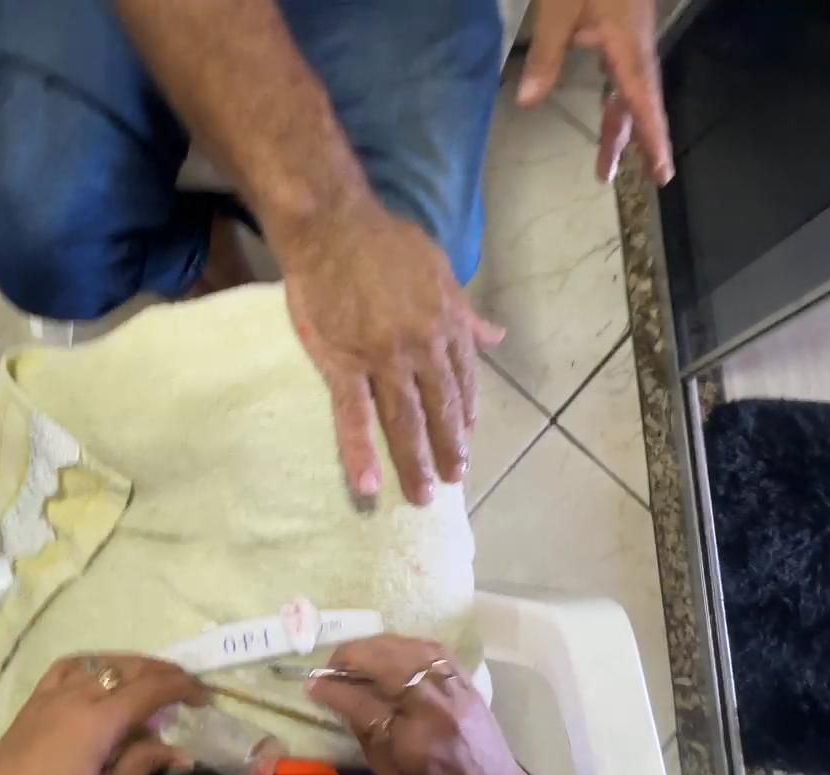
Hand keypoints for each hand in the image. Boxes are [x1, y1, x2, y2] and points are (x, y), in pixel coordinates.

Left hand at [0, 654, 205, 774]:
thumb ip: (144, 765)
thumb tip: (182, 751)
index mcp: (99, 720)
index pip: (152, 689)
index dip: (183, 687)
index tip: (204, 696)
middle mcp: (77, 696)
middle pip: (130, 669)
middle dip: (164, 673)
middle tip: (187, 687)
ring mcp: (52, 693)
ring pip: (102, 663)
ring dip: (133, 665)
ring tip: (152, 678)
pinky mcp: (34, 700)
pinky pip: (69, 667)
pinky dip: (95, 663)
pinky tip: (103, 675)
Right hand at [278, 204, 504, 505]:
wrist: (333, 225)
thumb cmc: (385, 243)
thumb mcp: (440, 270)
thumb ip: (465, 313)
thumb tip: (496, 338)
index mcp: (448, 324)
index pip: (463, 382)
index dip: (465, 416)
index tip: (465, 440)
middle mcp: (424, 347)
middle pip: (441, 409)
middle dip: (450, 448)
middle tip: (452, 481)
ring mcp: (384, 359)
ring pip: (405, 420)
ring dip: (415, 462)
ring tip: (422, 495)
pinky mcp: (344, 364)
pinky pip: (354, 416)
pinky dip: (361, 451)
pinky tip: (368, 483)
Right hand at [304, 635, 545, 774]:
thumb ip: (365, 734)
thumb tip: (338, 699)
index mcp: (414, 741)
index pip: (361, 701)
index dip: (332, 689)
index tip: (311, 685)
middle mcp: (435, 707)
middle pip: (385, 662)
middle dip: (350, 657)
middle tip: (330, 666)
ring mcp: (454, 689)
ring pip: (406, 647)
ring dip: (373, 646)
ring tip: (354, 656)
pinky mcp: (465, 681)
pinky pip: (429, 648)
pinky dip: (402, 644)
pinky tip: (387, 652)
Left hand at [516, 0, 673, 185]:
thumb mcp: (558, 6)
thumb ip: (545, 53)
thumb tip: (528, 102)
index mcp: (626, 42)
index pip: (642, 101)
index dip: (652, 137)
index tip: (661, 171)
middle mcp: (633, 43)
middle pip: (635, 101)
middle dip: (630, 141)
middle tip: (619, 178)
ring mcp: (627, 34)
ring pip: (627, 89)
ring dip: (618, 125)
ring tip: (606, 163)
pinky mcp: (617, 25)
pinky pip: (620, 72)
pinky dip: (615, 99)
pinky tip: (607, 109)